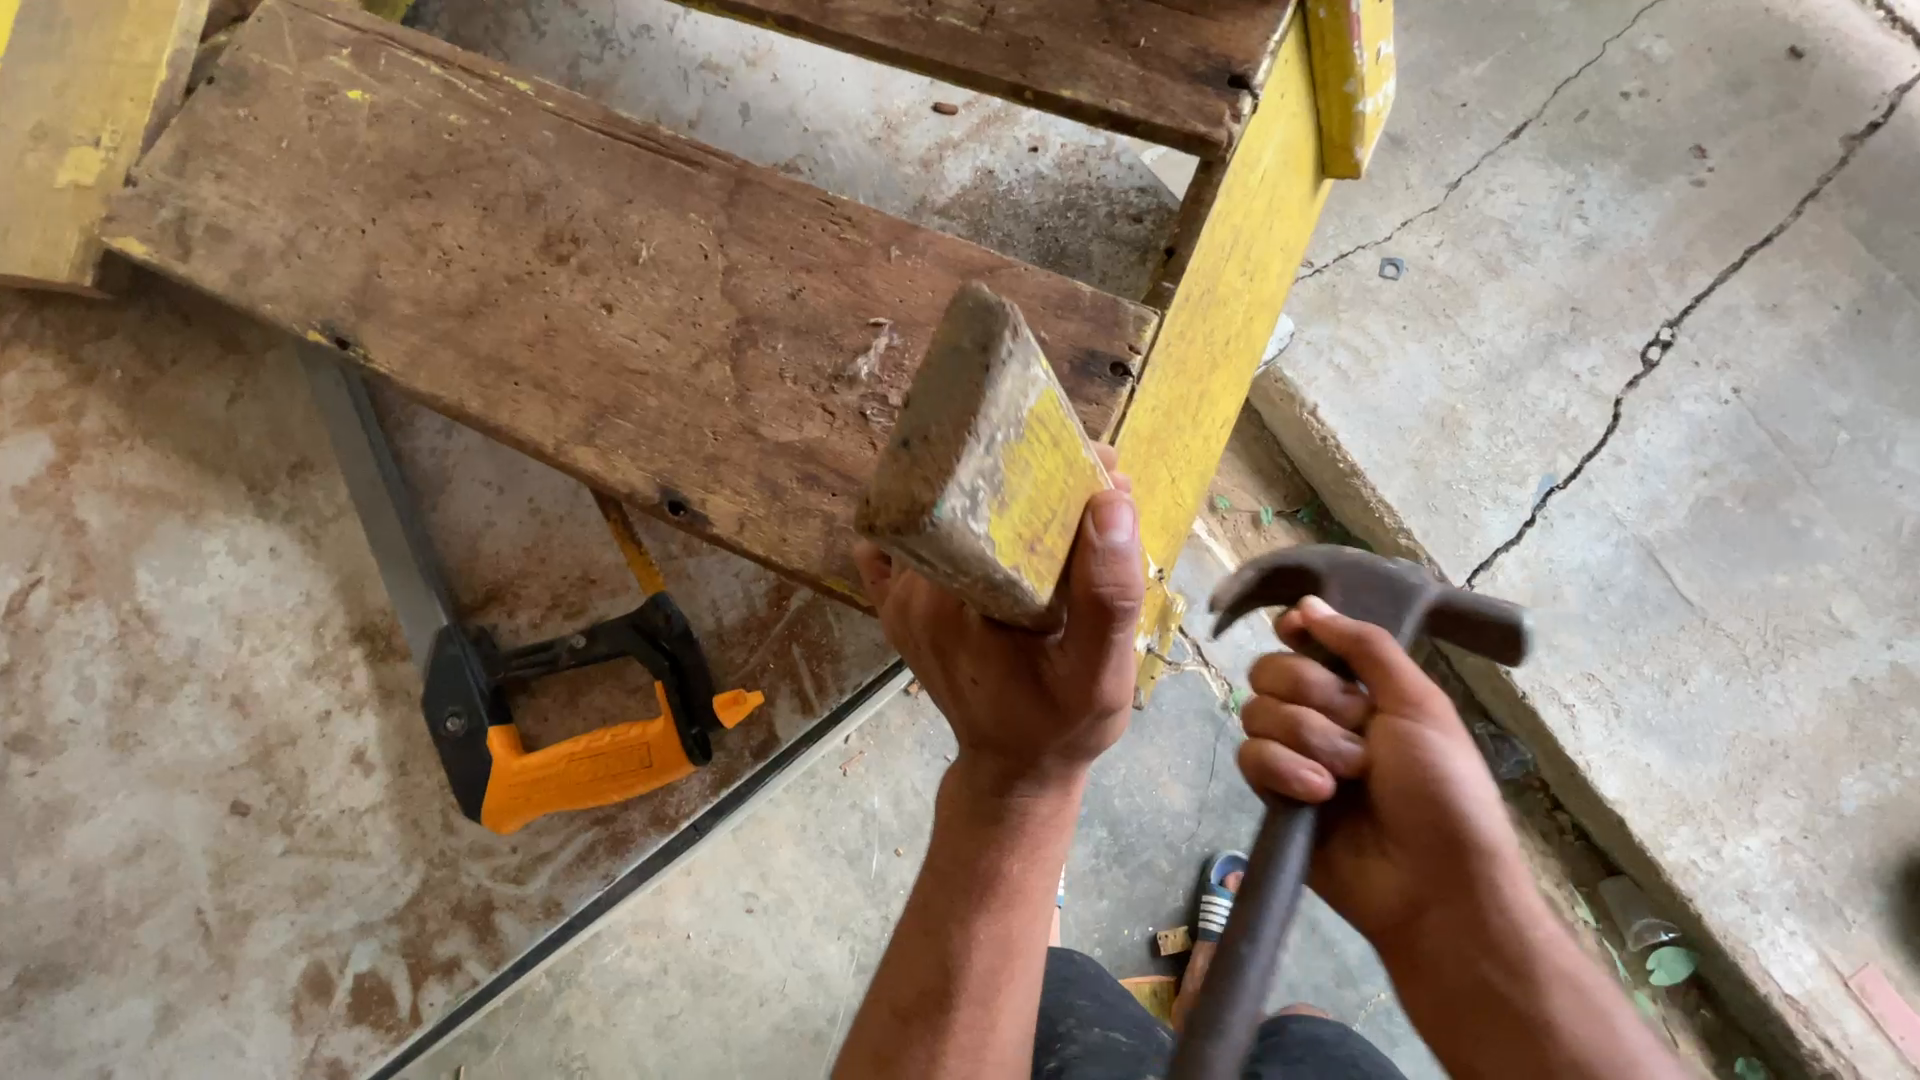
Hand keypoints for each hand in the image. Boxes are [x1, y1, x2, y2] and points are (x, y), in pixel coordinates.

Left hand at [853, 447, 1143, 794]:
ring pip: (949, 514)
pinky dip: (951, 519)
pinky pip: (909, 541)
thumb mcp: (1099, 675)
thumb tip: (1111, 501)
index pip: (991, 502)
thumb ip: (1106, 596)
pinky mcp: (898, 606)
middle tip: (1092, 483)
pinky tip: (998, 521)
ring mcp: (899, 598)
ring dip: (1002, 498)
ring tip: (1063, 501)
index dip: (1047, 471)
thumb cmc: (1060, 727)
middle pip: (966, 501)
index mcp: (955, 603)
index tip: (1097, 467)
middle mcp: (915, 591)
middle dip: (1031, 479)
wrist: (1012, 768)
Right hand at [1236, 596, 1532, 951]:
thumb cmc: (1443, 791)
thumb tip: (1307, 603)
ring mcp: (1294, 755)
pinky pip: (1250, 756)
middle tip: (1356, 726)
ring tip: (1347, 776)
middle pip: (1270, 671)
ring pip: (1256, 712)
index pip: (1304, 641)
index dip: (1296, 632)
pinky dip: (1284, 771)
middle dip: (1311, 695)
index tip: (1296, 631)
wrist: (1434, 885)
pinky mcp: (1272, 793)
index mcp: (1361, 690)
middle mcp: (1321, 716)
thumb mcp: (1419, 705)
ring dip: (1307, 739)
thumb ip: (1364, 647)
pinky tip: (1318, 795)